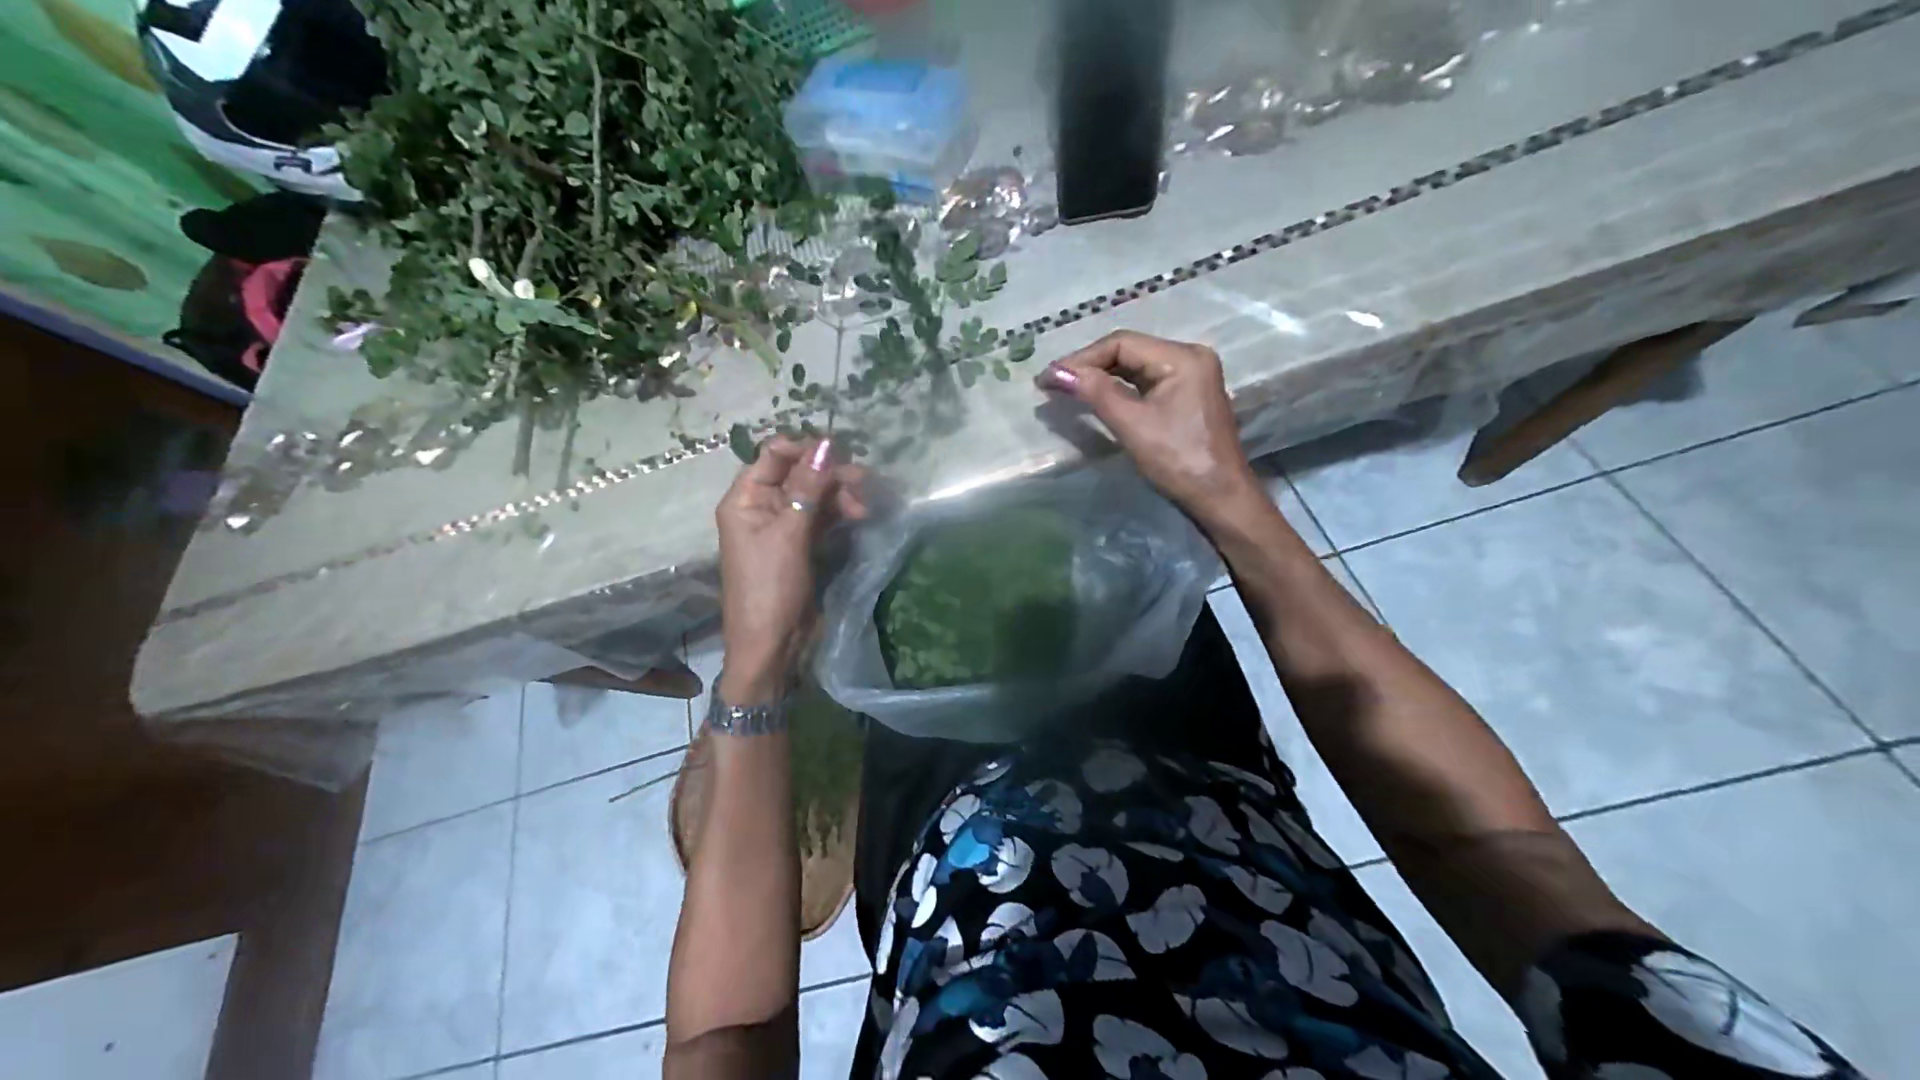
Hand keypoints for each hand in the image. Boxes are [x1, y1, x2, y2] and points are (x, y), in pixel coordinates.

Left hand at [715, 436, 868, 702]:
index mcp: (745, 498)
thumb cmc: (770, 587)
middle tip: (864, 483)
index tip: (840, 453)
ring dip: (841, 495)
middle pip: (800, 474)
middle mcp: (763, 506)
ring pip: (816, 495)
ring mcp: (784, 525)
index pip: (773, 455)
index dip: (806, 449)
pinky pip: (823, 517)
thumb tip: (827, 443)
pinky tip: (860, 517)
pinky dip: (841, 514)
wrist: (772, 646)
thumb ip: (809, 488)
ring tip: (864, 508)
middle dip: (831, 475)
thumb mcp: (789, 534)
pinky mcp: (803, 544)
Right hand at [1036, 331, 1260, 525]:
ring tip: (1067, 389)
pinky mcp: (1186, 395)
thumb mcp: (1133, 425)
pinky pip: (1144, 382)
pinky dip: (1118, 389)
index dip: (1081, 358)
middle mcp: (1189, 357)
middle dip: (1089, 366)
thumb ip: (1095, 393)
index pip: (1121, 343)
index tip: (1049, 378)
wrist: (1221, 498)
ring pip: (1135, 366)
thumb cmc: (1179, 461)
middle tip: (1052, 384)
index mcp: (1183, 357)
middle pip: (1128, 350)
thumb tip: (1056, 372)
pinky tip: (1096, 397)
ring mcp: (1190, 376)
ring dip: (1101, 376)